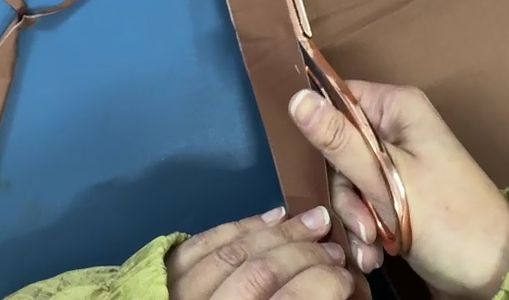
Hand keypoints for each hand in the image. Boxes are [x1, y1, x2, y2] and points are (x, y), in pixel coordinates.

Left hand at [167, 204, 354, 299]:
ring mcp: (179, 294)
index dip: (322, 284)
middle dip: (303, 254)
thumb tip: (330, 291)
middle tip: (334, 246)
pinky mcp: (162, 275)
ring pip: (234, 250)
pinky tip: (271, 216)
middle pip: (260, 272)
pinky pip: (205, 241)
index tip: (345, 276)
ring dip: (278, 232)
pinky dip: (241, 225)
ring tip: (313, 221)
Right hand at [291, 83, 508, 298]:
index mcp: (397, 106)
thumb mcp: (386, 181)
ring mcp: (400, 160)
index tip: (329, 169)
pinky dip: (367, 227)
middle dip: (346, 191)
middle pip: (341, 145)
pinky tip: (375, 253)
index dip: (325, 131)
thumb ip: (338, 140)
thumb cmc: (448, 219)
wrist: (499, 276)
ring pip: (350, 178)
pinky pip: (366, 199)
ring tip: (373, 247)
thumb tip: (295, 97)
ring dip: (356, 216)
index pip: (338, 98)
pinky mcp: (401, 191)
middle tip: (364, 224)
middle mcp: (397, 126)